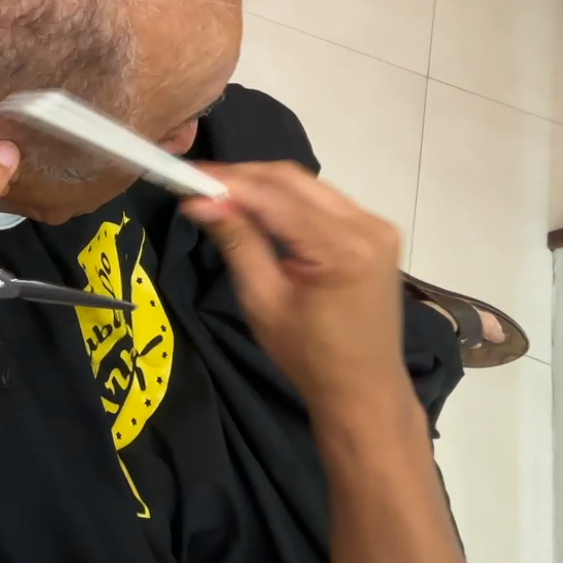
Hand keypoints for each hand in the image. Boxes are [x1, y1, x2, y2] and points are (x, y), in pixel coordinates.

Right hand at [180, 162, 405, 411]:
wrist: (363, 386)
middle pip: (291, 178)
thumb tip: (197, 201)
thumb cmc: (306, 352)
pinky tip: (255, 206)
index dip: (227, 182)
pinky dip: (283, 196)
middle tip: (198, 182)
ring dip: (260, 183)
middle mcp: (366, 225)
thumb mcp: (261, 297)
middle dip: (241, 176)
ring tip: (219, 193)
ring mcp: (375, 225)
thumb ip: (235, 241)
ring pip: (305, 183)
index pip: (273, 196)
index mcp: (340, 247)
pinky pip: (320, 198)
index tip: (187, 178)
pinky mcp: (374, 230)